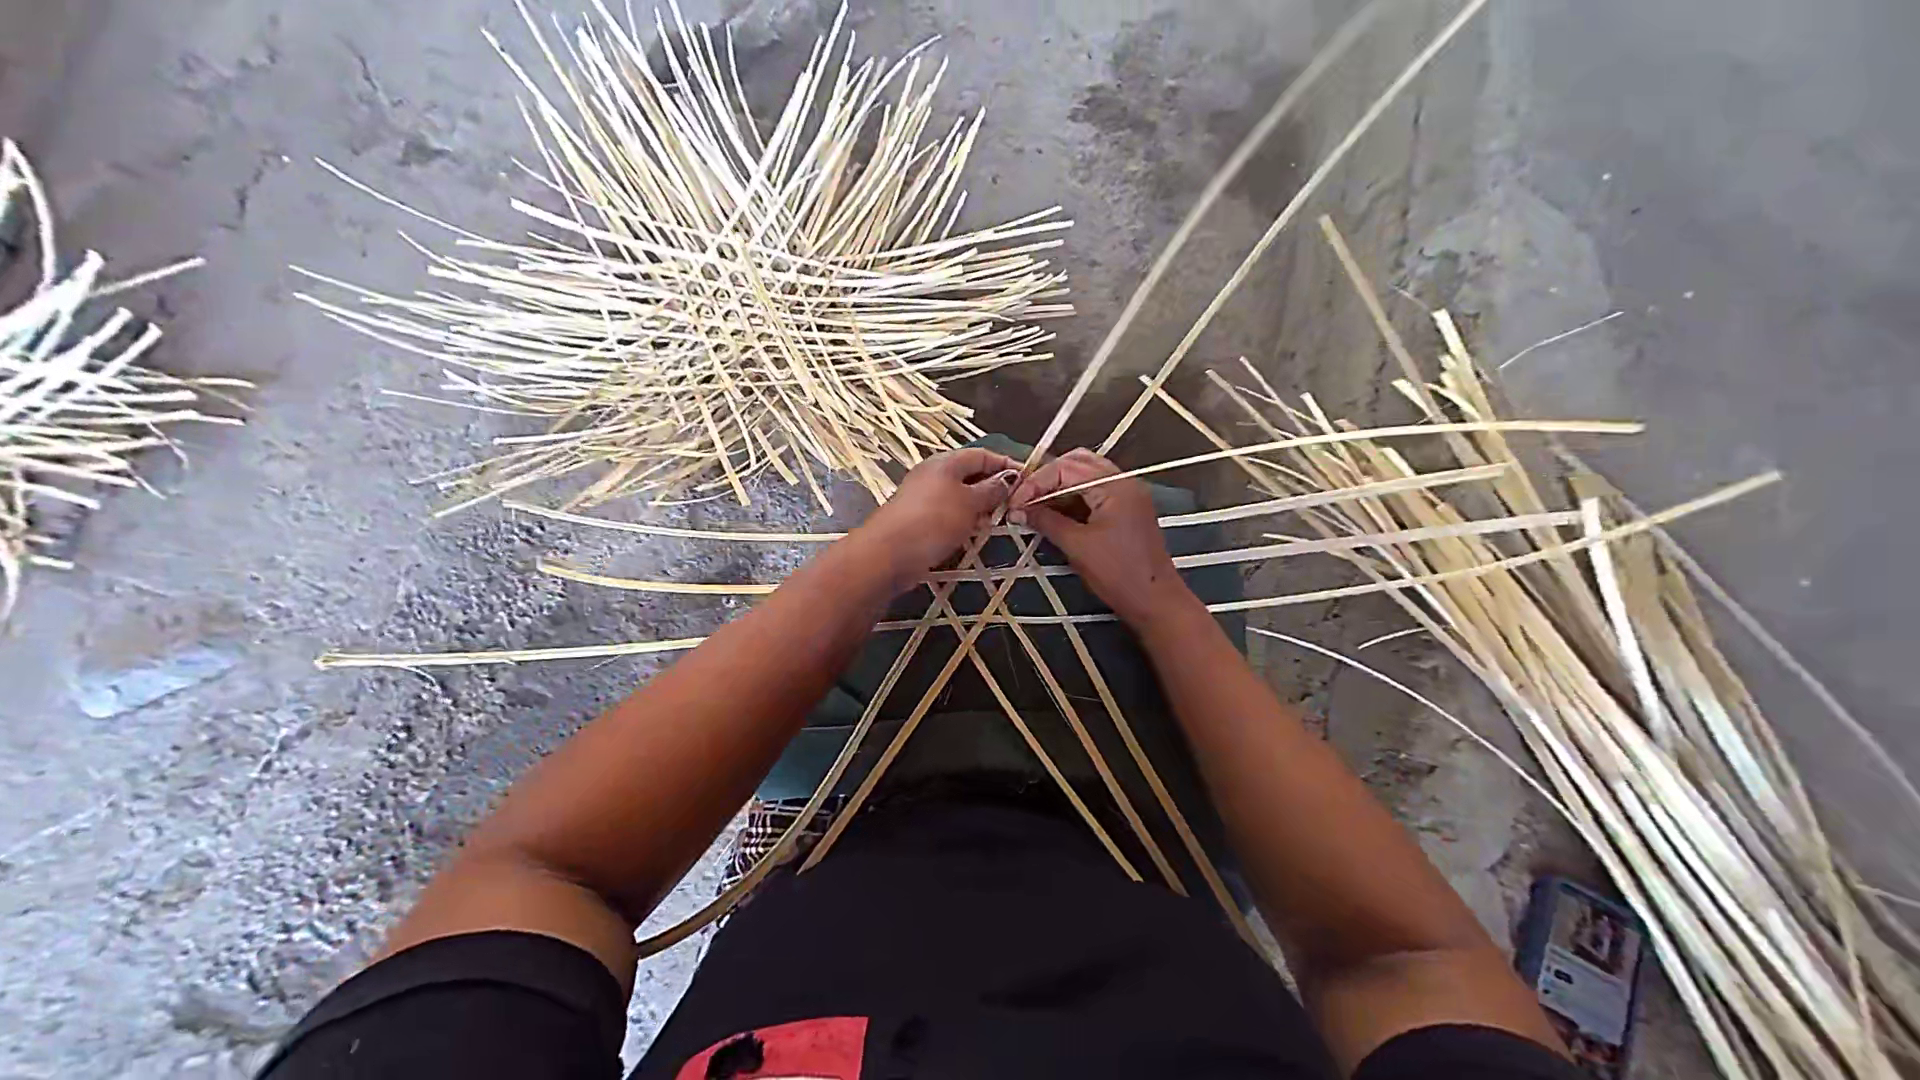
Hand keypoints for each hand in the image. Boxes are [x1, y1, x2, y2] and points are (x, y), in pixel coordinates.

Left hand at [859, 447, 1021, 589]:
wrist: (888, 554)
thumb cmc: (933, 522)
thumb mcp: (970, 503)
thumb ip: (991, 490)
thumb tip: (1008, 478)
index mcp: (946, 462)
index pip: (983, 455)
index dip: (1006, 464)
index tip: (1027, 478)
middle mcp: (933, 475)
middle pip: (970, 475)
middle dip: (994, 487)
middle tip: (1014, 504)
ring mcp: (924, 497)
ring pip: (960, 497)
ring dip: (980, 507)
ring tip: (997, 522)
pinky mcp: (919, 519)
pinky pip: (949, 514)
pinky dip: (964, 520)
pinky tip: (972, 534)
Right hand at [1009, 448, 1196, 626]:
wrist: (1156, 601)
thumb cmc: (1118, 574)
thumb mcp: (1076, 546)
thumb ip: (1046, 521)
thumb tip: (1019, 510)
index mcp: (1114, 485)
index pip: (1065, 468)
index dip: (1035, 483)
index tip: (1014, 503)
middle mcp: (1123, 481)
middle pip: (1076, 462)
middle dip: (1046, 478)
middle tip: (1023, 499)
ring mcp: (1127, 493)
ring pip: (1085, 474)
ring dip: (1058, 486)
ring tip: (1035, 505)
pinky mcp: (1126, 508)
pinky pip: (1094, 490)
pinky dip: (1072, 497)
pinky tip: (1054, 512)